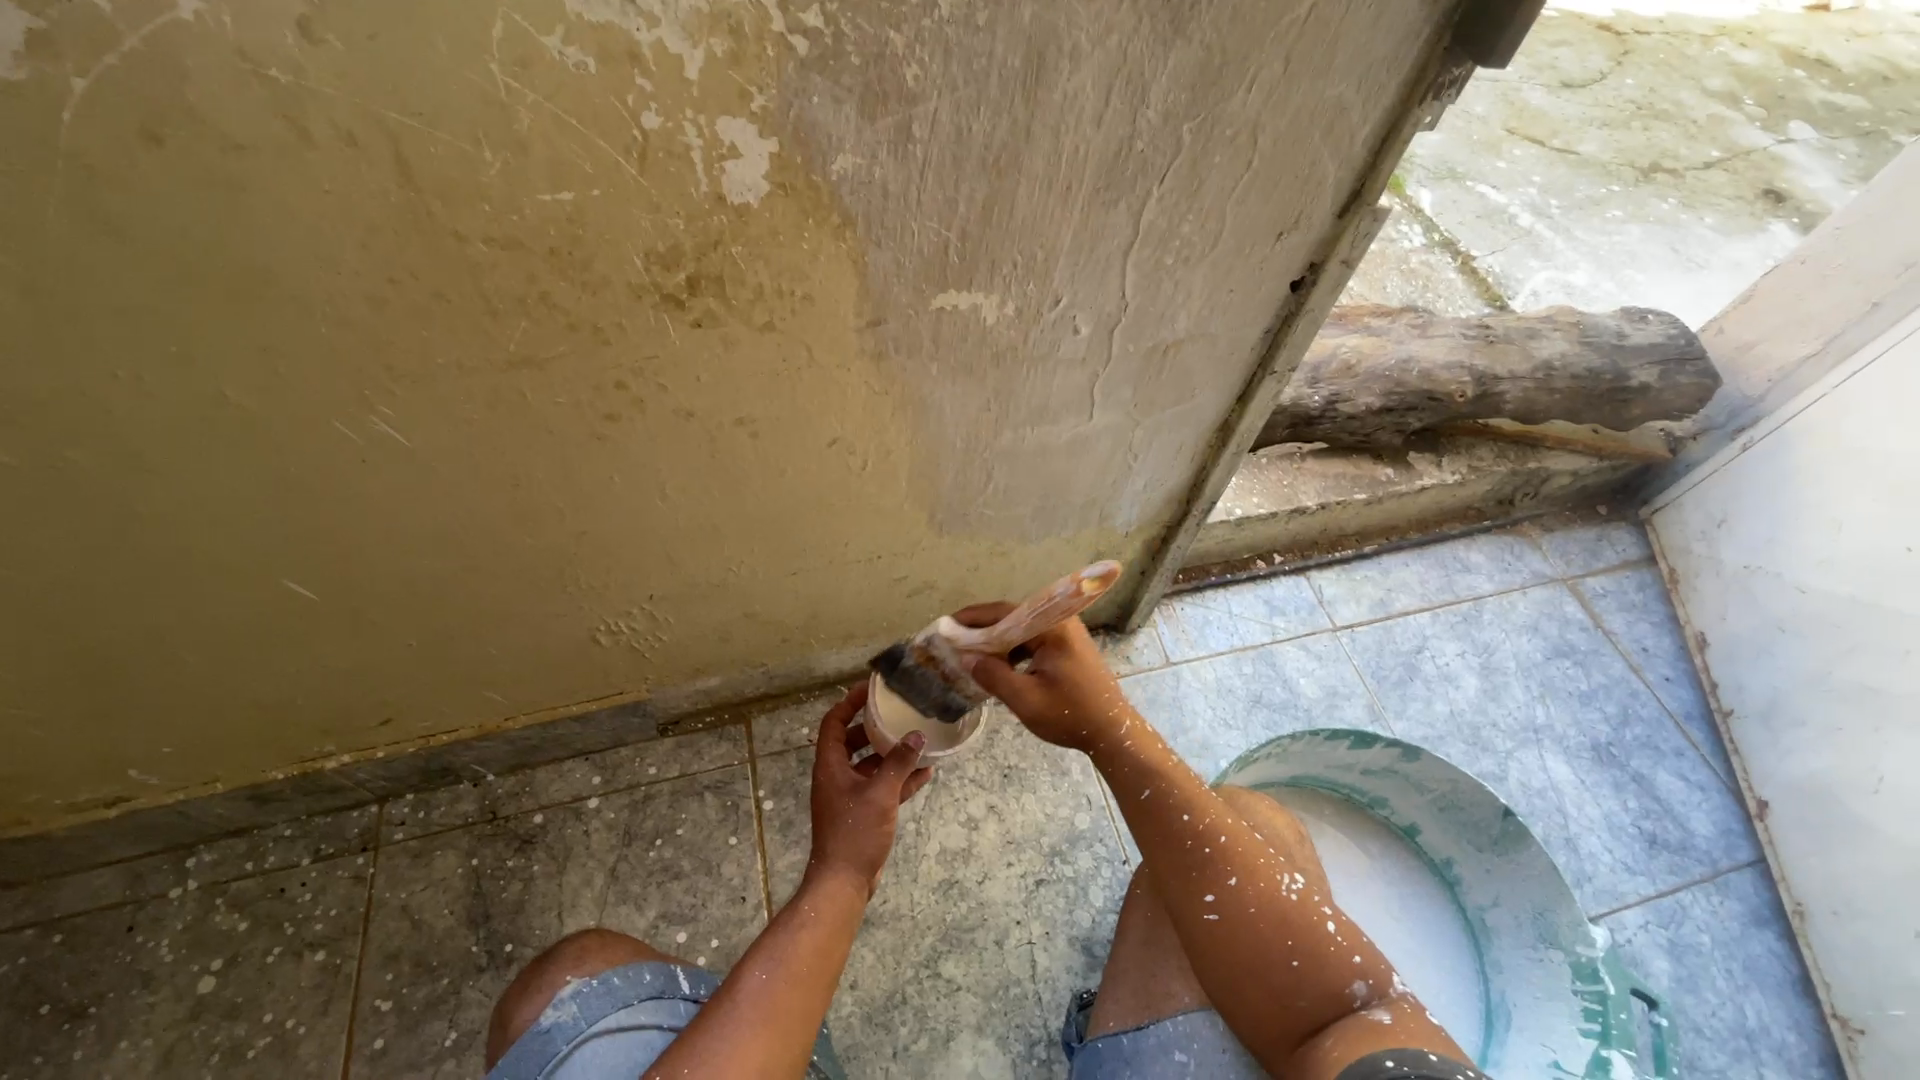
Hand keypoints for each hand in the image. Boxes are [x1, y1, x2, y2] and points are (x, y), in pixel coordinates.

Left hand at [806, 681, 933, 896]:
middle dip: (875, 726)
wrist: (844, 881)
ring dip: (892, 753)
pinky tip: (926, 772)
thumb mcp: (880, 793)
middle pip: (852, 740)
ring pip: (870, 763)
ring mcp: (850, 794)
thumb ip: (899, 763)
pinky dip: (900, 778)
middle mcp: (837, 775)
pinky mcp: (864, 811)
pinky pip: (882, 785)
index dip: (849, 702)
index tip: (871, 689)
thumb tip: (916, 735)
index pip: (833, 722)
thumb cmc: (854, 832)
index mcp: (830, 765)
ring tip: (917, 738)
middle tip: (898, 711)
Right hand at [952, 603, 1135, 753]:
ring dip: (997, 640)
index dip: (972, 618)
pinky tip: (997, 664)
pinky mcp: (1068, 648)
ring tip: (970, 652)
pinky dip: (1013, 649)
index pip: (1004, 612)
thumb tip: (965, 657)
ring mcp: (1066, 634)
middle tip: (954, 640)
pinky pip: (1033, 640)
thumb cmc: (1070, 715)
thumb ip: (993, 675)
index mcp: (1052, 628)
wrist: (1113, 732)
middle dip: (982, 628)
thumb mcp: (1025, 699)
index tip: (947, 626)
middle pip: (1013, 617)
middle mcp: (1060, 623)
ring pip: (1022, 629)